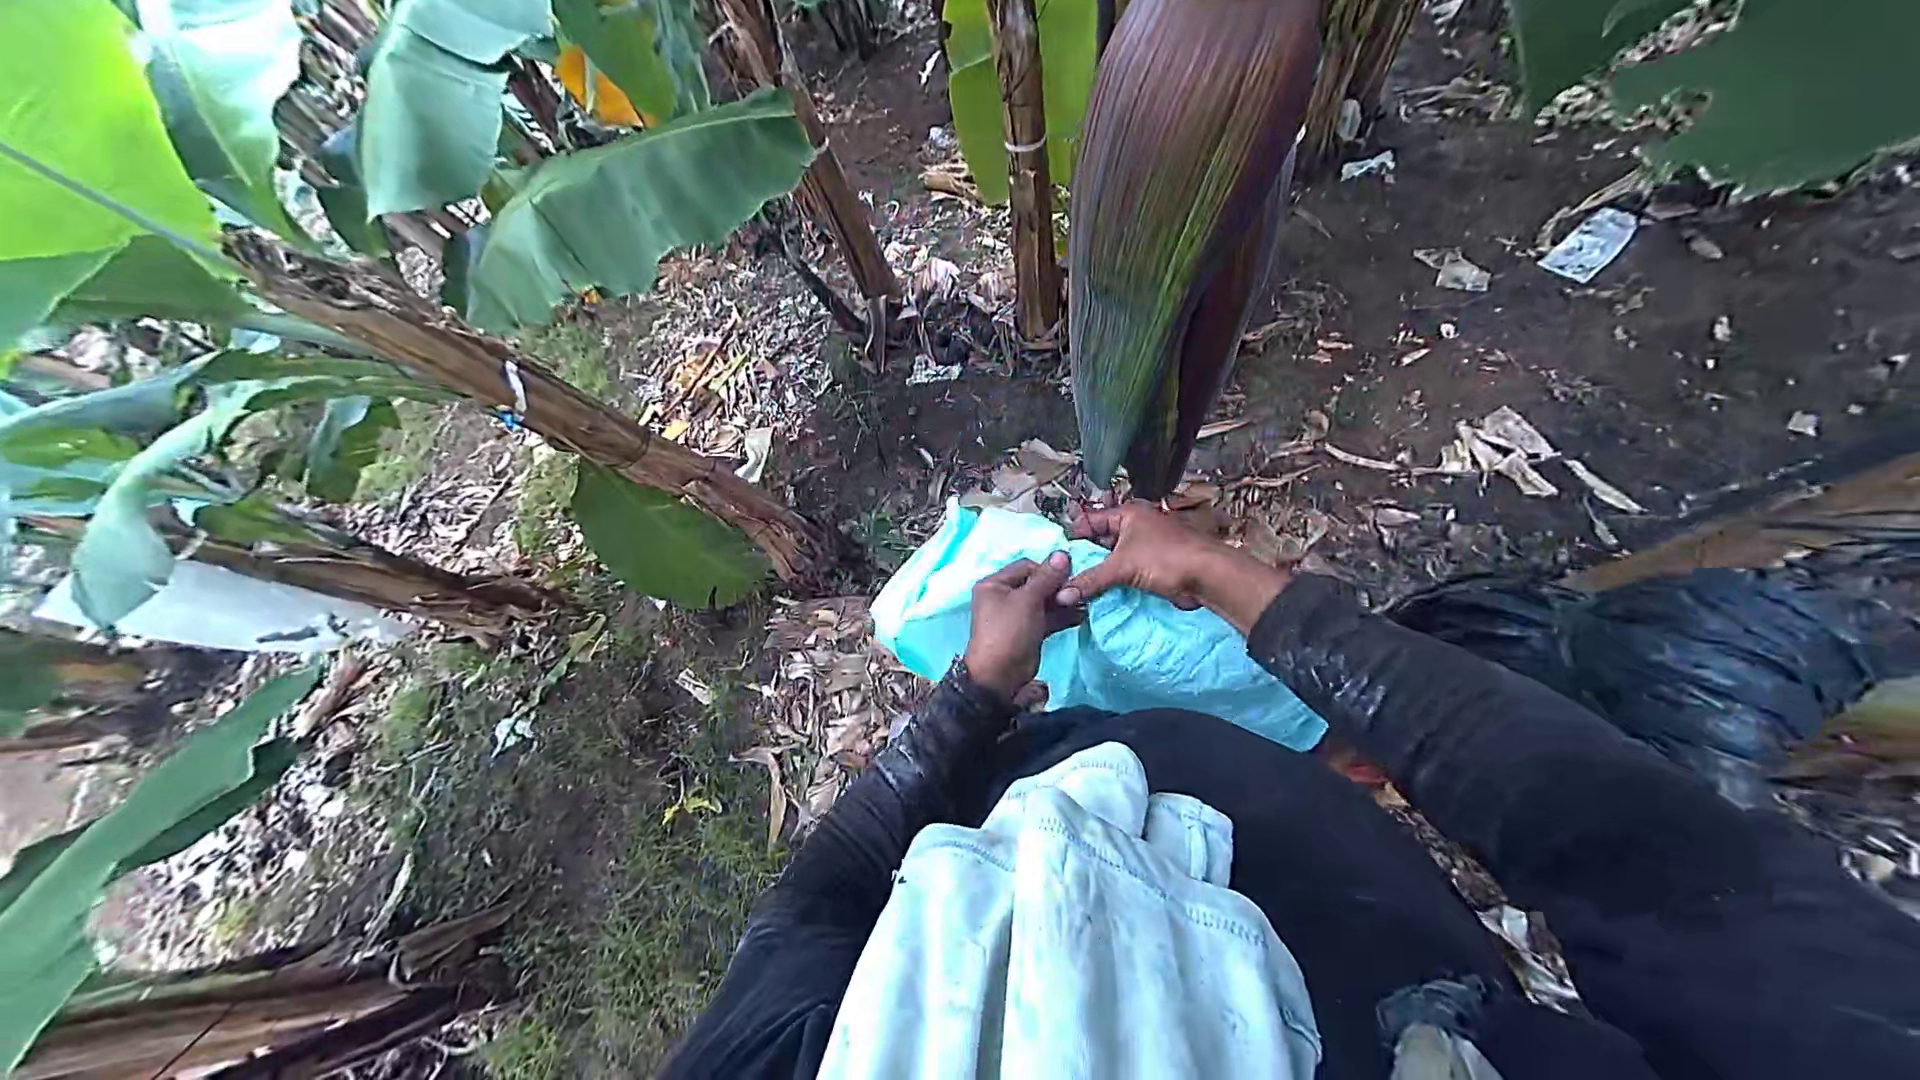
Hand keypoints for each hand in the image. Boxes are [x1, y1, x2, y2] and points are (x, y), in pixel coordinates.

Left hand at [964, 551, 1082, 704]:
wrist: (1000, 675)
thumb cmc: (1009, 631)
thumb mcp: (1027, 600)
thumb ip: (1046, 578)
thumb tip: (1063, 554)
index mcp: (994, 584)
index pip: (1026, 567)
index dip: (1047, 569)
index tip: (1069, 575)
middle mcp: (1004, 597)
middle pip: (1036, 584)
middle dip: (1058, 586)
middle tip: (1078, 589)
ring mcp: (1017, 615)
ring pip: (1044, 602)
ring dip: (1064, 601)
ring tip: (1086, 600)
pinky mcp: (1029, 631)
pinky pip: (1047, 618)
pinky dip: (1062, 616)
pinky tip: (1082, 614)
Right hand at [1055, 501, 1290, 633]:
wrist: (1209, 577)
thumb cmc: (1166, 558)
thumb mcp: (1122, 567)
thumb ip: (1090, 580)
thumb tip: (1061, 595)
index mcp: (1128, 514)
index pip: (1090, 521)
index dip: (1072, 536)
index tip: (1054, 555)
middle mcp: (1135, 527)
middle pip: (1100, 541)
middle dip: (1083, 558)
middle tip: (1060, 574)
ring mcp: (1144, 547)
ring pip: (1111, 559)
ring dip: (1097, 573)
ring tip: (1072, 586)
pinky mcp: (1152, 567)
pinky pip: (1124, 573)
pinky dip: (1112, 582)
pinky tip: (1095, 594)